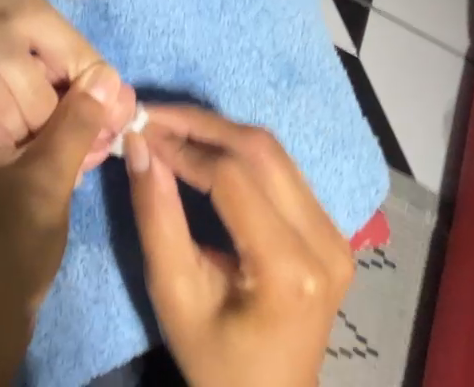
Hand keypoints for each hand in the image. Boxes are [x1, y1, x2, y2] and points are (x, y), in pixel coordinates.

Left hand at [0, 65, 118, 385]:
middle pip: (18, 97)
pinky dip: (54, 148)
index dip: (64, 74)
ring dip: (69, 128)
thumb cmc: (3, 243)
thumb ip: (77, 124)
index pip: (8, 71)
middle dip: (71, 104)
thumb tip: (110, 75)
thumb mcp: (45, 178)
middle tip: (122, 107)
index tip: (109, 79)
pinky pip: (22, 147)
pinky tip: (93, 146)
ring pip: (25, 123)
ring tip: (115, 126)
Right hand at [125, 106, 353, 386]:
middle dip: (199, 124)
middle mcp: (325, 242)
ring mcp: (336, 234)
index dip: (181, 145)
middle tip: (150, 116)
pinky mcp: (330, 230)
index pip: (232, 176)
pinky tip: (200, 147)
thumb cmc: (215, 357)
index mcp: (290, 268)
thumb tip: (139, 144)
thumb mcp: (173, 291)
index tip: (137, 131)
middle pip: (260, 150)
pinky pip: (282, 169)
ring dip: (217, 131)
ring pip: (273, 151)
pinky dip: (236, 149)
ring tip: (169, 127)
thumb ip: (156, 214)